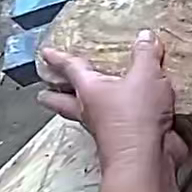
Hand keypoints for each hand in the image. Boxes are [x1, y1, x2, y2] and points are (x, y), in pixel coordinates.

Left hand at [38, 30, 188, 170]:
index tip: (44, 53)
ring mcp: (104, 127)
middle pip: (63, 100)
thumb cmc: (137, 114)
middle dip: (53, 94)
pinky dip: (113, 119)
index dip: (58, 59)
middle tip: (45, 90)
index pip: (71, 69)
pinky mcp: (124, 139)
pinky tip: (124, 116)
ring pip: (84, 114)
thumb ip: (146, 55)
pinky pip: (113, 125)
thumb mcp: (147, 76)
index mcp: (89, 89)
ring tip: (82, 103)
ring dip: (79, 109)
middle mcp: (90, 108)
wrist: (146, 156)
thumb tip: (145, 35)